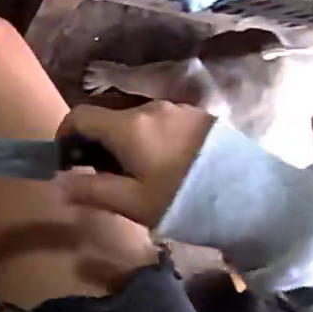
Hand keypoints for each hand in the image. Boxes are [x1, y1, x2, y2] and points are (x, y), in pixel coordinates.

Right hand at [56, 101, 213, 227]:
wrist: (256, 199)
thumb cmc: (185, 203)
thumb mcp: (133, 203)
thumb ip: (91, 190)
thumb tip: (56, 184)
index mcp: (129, 126)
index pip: (80, 115)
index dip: (64, 135)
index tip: (66, 161)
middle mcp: (150, 108)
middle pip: (109, 119)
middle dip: (96, 144)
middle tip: (103, 178)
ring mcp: (178, 109)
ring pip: (136, 122)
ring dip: (125, 143)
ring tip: (138, 177)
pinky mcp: (200, 116)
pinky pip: (161, 123)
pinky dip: (150, 140)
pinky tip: (166, 168)